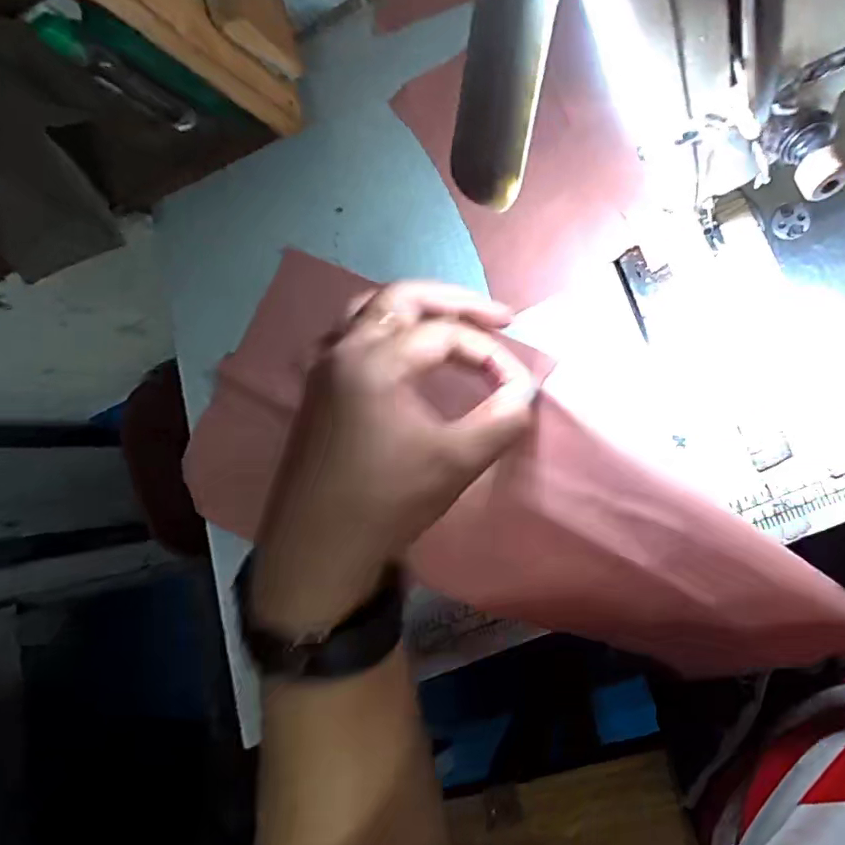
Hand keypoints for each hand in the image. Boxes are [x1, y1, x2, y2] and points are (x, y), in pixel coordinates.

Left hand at [253, 281, 536, 635]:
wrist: (319, 546)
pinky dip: (390, 329)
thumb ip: (503, 418)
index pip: (449, 335)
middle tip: (501, 319)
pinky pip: (354, 334)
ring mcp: (325, 367)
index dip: (493, 355)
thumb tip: (524, 392)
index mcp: (376, 362)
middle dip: (458, 303)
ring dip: (420, 310)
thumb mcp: (460, 459)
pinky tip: (407, 352)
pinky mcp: (321, 389)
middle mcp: (345, 350)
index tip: (520, 389)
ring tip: (457, 326)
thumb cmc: (390, 500)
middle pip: (404, 298)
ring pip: (372, 309)